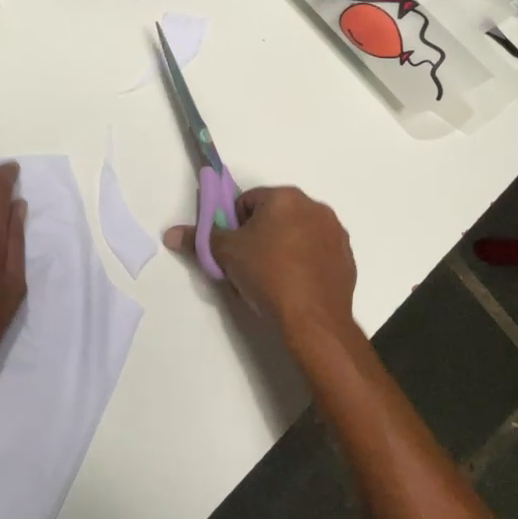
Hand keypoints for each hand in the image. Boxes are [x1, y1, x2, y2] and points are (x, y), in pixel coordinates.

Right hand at [165, 186, 357, 340]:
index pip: (247, 201)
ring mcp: (335, 234)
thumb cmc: (267, 275)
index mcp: (285, 197)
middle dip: (260, 235)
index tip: (234, 249)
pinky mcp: (347, 259)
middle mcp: (314, 208)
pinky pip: (317, 254)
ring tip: (271, 278)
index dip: (234, 224)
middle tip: (249, 264)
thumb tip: (170, 234)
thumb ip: (198, 238)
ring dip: (283, 248)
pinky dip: (304, 264)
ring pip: (297, 234)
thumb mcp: (225, 254)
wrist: (314, 320)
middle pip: (274, 215)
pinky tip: (294, 286)